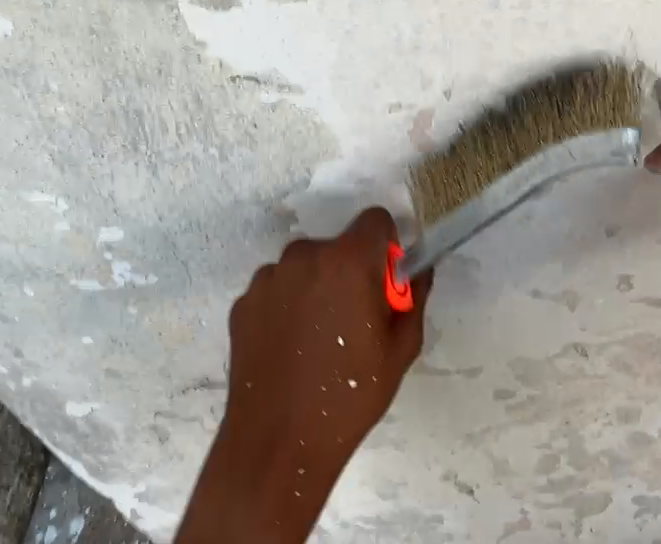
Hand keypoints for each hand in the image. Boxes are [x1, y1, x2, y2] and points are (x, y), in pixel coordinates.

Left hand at [222, 207, 431, 459]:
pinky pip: (276, 289)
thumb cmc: (349, 395)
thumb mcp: (401, 349)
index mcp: (350, 260)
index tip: (384, 280)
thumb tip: (416, 271)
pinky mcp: (243, 302)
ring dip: (315, 287)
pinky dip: (286, 306)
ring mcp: (268, 278)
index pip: (375, 219)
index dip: (386, 245)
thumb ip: (414, 298)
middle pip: (338, 245)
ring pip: (304, 266)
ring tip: (317, 338)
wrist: (278, 441)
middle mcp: (305, 256)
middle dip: (350, 270)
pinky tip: (289, 347)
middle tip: (353, 318)